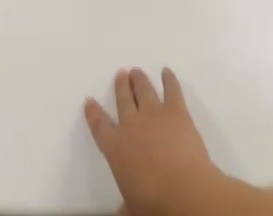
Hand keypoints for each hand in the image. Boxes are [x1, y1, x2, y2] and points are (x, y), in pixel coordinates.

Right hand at [84, 68, 223, 215]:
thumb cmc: (153, 203)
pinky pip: (171, 89)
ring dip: (139, 79)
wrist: (182, 189)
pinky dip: (169, 79)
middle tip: (120, 73)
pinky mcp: (176, 110)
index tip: (89, 101)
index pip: (99, 126)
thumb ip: (125, 204)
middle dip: (120, 85)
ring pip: (144, 89)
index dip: (93, 113)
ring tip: (137, 71)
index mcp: (115, 149)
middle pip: (122, 99)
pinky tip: (167, 72)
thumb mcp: (131, 207)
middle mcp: (131, 125)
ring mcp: (154, 114)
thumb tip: (120, 212)